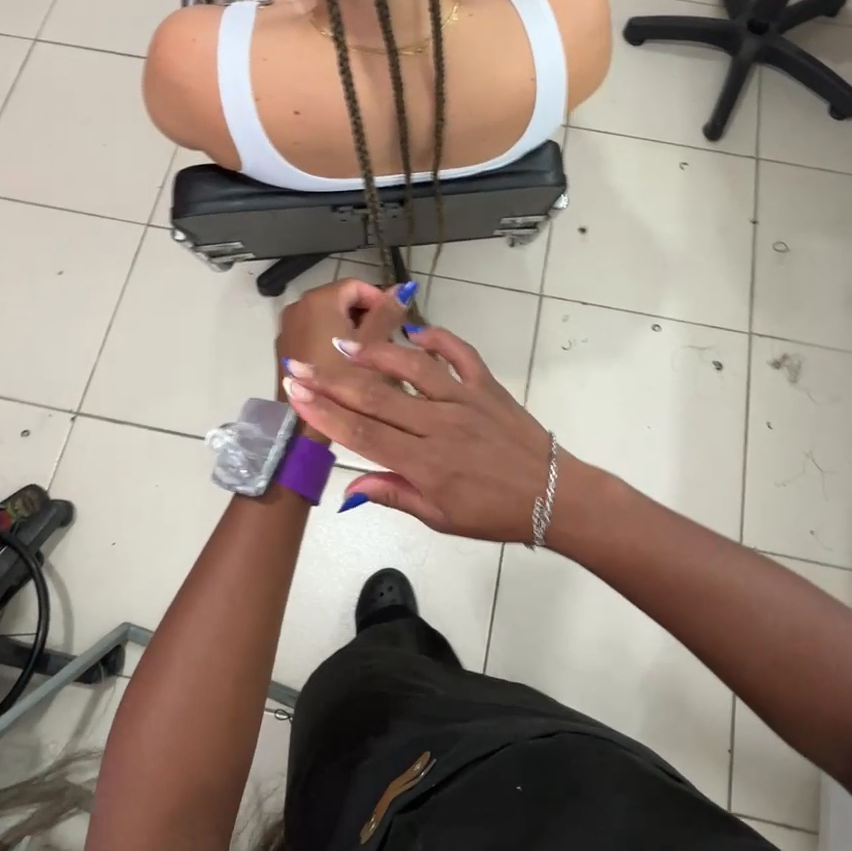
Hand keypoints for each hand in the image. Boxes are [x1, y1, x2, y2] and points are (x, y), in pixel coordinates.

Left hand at [275, 279, 415, 404]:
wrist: (303, 423)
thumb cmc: (344, 382)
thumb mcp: (375, 347)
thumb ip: (388, 314)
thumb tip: (403, 288)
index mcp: (319, 300)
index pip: (357, 285)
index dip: (381, 301)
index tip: (396, 325)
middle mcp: (298, 306)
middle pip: (342, 299)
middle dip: (367, 316)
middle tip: (387, 342)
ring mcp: (289, 328)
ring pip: (329, 318)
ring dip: (352, 330)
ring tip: (372, 355)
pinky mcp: (286, 347)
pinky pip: (315, 333)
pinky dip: (334, 341)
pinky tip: (349, 364)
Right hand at [280, 324, 556, 543]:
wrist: (555, 496)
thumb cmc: (495, 514)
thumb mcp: (441, 518)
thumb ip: (395, 496)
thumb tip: (348, 489)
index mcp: (426, 464)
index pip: (364, 435)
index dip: (326, 413)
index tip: (296, 394)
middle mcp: (440, 426)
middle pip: (377, 399)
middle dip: (332, 381)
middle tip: (298, 365)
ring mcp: (465, 400)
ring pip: (413, 368)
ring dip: (376, 353)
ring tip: (344, 343)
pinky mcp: (488, 385)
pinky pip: (461, 354)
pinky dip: (438, 338)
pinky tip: (413, 332)